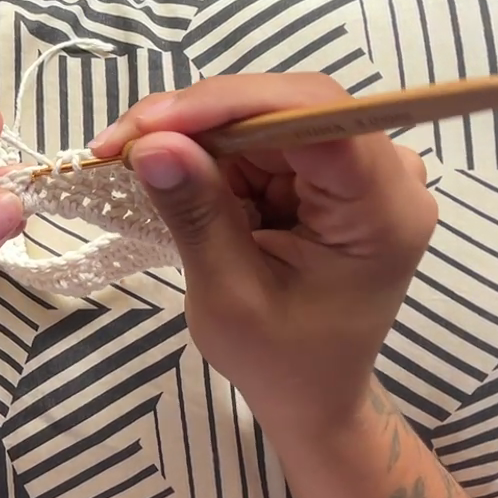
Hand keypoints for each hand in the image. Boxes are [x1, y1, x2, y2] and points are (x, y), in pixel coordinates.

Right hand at [89, 75, 436, 431]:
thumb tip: (149, 145)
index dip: (229, 106)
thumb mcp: (229, 294)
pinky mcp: (319, 176)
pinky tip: (163, 170)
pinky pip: (254, 143)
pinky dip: (202, 154)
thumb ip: (195, 214)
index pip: (316, 117)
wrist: (309, 392)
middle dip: (194, 119)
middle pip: (282, 108)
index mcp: (382, 209)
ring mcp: (350, 171)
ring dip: (188, 135)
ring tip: (127, 159)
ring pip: (259, 118)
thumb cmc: (280, 360)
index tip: (149, 127)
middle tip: (116, 144)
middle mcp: (380, 173)